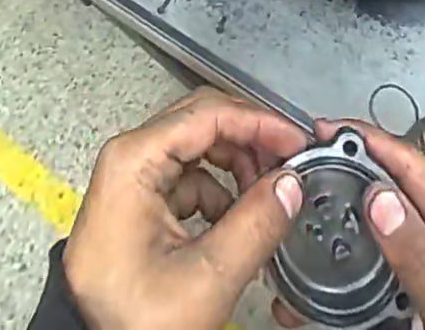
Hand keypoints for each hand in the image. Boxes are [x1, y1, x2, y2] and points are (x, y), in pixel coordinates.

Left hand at [64, 87, 310, 329]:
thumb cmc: (130, 320)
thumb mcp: (203, 279)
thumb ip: (254, 226)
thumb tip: (290, 185)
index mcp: (135, 159)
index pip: (208, 114)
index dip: (258, 123)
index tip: (295, 141)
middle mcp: (132, 154)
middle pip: (203, 120)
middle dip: (251, 139)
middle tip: (289, 160)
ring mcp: (135, 173)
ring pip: (200, 144)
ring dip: (238, 163)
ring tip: (267, 194)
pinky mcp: (142, 196)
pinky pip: (191, 173)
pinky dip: (222, 187)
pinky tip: (240, 218)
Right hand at [274, 121, 424, 329]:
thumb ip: (424, 264)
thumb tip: (378, 194)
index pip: (417, 170)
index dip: (371, 141)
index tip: (324, 128)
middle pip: (400, 191)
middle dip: (355, 168)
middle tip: (306, 161)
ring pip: (391, 225)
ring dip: (353, 207)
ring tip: (310, 197)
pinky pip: (390, 263)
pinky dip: (359, 251)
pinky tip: (333, 252)